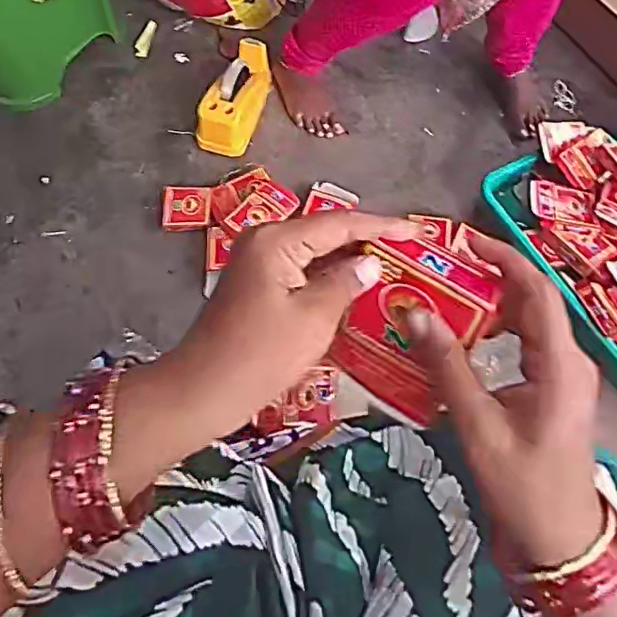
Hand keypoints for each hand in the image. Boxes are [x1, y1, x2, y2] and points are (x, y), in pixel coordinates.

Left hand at [168, 212, 416, 431]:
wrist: (200, 393)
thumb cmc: (259, 356)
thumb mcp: (313, 319)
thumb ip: (346, 283)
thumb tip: (371, 263)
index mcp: (278, 240)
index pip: (341, 223)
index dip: (383, 226)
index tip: (416, 231)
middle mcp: (266, 239)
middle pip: (327, 231)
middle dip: (368, 238)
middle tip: (408, 246)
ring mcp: (258, 260)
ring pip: (315, 250)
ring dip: (350, 257)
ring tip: (392, 262)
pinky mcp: (257, 281)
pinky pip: (302, 267)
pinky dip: (329, 275)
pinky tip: (355, 286)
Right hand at [406, 232, 605, 568]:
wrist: (560, 541)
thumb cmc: (523, 487)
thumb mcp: (478, 427)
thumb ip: (448, 367)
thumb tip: (417, 315)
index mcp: (560, 364)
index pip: (538, 291)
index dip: (505, 258)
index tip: (468, 241)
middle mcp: (571, 359)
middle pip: (536, 299)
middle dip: (496, 274)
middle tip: (452, 263)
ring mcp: (568, 372)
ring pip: (533, 318)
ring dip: (498, 299)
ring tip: (456, 289)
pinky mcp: (558, 384)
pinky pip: (531, 339)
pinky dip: (503, 325)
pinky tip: (474, 330)